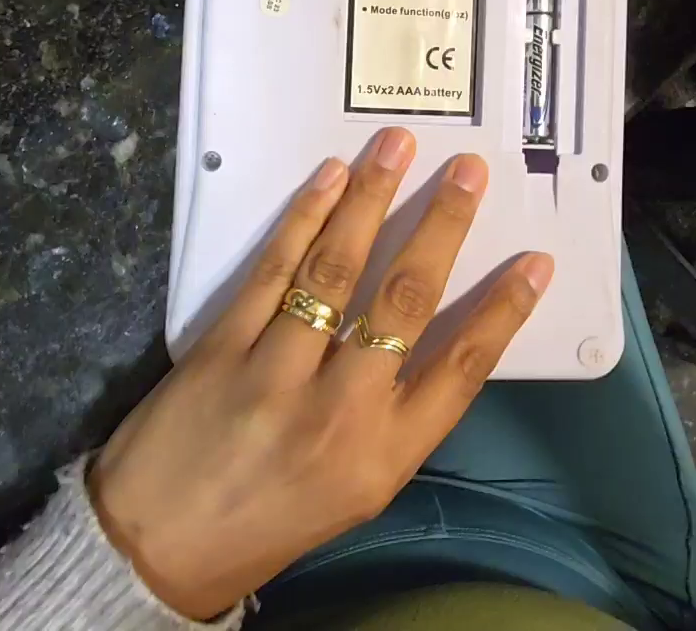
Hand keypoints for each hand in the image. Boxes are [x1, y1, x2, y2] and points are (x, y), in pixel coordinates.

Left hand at [86, 128, 553, 619]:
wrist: (160, 548)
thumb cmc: (273, 518)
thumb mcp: (357, 487)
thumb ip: (396, 415)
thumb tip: (430, 331)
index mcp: (386, 455)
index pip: (463, 369)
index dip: (503, 311)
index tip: (535, 260)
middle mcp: (341, 411)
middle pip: (406, 301)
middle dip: (443, 226)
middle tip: (468, 170)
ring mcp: (277, 373)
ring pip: (337, 269)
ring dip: (372, 199)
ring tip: (396, 147)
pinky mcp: (222, 346)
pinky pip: (274, 269)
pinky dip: (305, 218)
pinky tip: (330, 178)